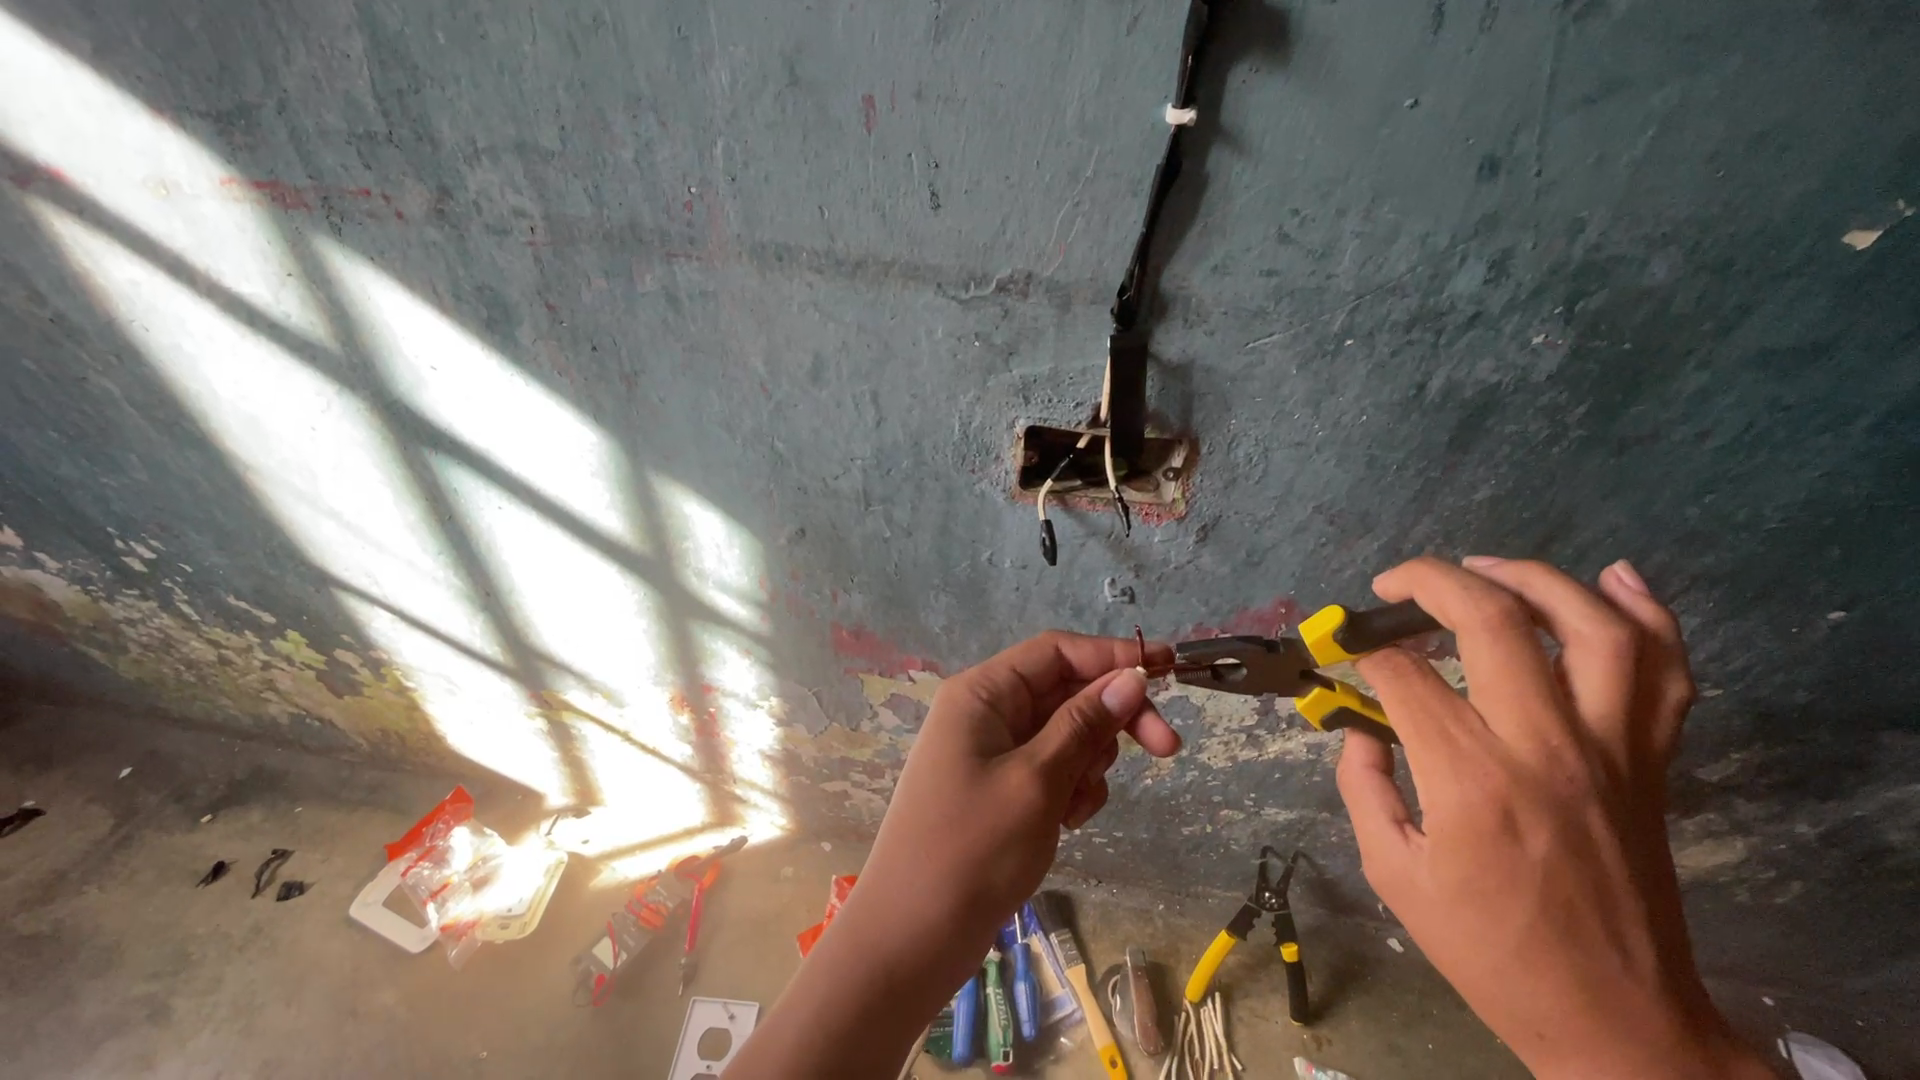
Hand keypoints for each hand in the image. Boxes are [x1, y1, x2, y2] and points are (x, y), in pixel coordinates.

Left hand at [856, 632, 1180, 979]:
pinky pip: (1054, 769)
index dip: (1112, 655)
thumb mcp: (1037, 781)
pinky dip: (1072, 789)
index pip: (1056, 651)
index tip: (1169, 668)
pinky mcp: (1002, 789)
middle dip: (1113, 718)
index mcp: (982, 693)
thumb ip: (1085, 724)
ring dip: (1090, 763)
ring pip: (1067, 733)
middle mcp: (986, 713)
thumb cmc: (972, 848)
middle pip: (1067, 691)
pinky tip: (1066, 823)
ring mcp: (993, 753)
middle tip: (1167, 749)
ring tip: (1076, 806)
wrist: (914, 935)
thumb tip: (1132, 677)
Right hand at [1336, 556, 1770, 1079]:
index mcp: (1469, 776)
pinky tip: (1613, 579)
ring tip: (1484, 567)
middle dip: (1429, 581)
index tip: (1338, 647)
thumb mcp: (1394, 875)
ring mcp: (1613, 747)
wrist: (1615, 1016)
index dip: (1361, 649)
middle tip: (1393, 585)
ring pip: (1592, 627)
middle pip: (1492, 621)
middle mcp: (1545, 743)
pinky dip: (1647, 613)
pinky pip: (1668, 671)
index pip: (1405, 674)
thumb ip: (1364, 789)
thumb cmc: (1489, 950)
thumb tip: (1359, 732)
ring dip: (1534, 579)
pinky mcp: (1652, 761)